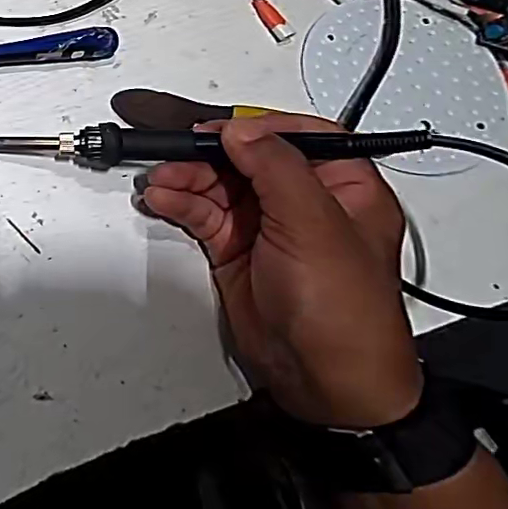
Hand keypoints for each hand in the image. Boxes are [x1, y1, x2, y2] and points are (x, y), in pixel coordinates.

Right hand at [136, 114, 421, 427]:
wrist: (322, 381)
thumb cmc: (346, 314)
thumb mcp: (314, 227)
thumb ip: (276, 171)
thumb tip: (242, 129)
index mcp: (344, 187)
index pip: (299, 137)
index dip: (257, 127)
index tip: (220, 129)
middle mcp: (303, 202)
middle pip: (247, 159)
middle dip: (207, 155)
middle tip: (173, 154)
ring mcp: (266, 226)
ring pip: (218, 185)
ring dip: (186, 179)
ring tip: (160, 183)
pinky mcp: (236, 247)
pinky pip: (202, 213)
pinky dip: (180, 204)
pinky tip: (163, 200)